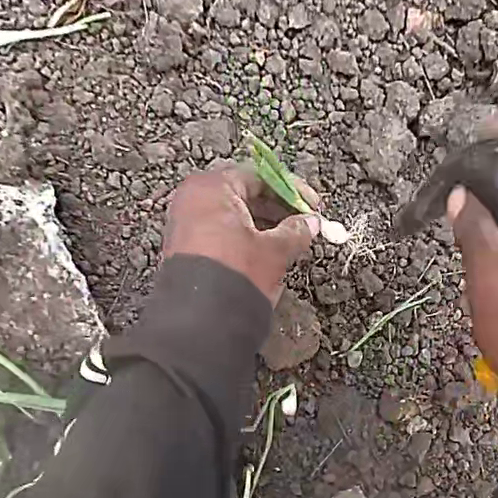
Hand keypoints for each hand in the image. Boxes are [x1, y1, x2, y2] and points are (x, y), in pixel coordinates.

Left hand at [161, 166, 319, 303]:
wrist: (201, 321)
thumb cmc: (236, 275)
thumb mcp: (275, 250)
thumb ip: (296, 231)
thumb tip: (311, 223)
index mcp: (212, 187)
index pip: (259, 176)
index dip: (291, 190)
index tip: (312, 206)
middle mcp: (192, 198)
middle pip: (244, 193)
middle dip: (276, 208)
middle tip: (303, 222)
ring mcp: (184, 222)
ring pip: (232, 214)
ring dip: (262, 224)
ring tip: (288, 240)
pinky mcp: (184, 247)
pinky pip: (219, 231)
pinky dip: (243, 236)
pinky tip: (265, 252)